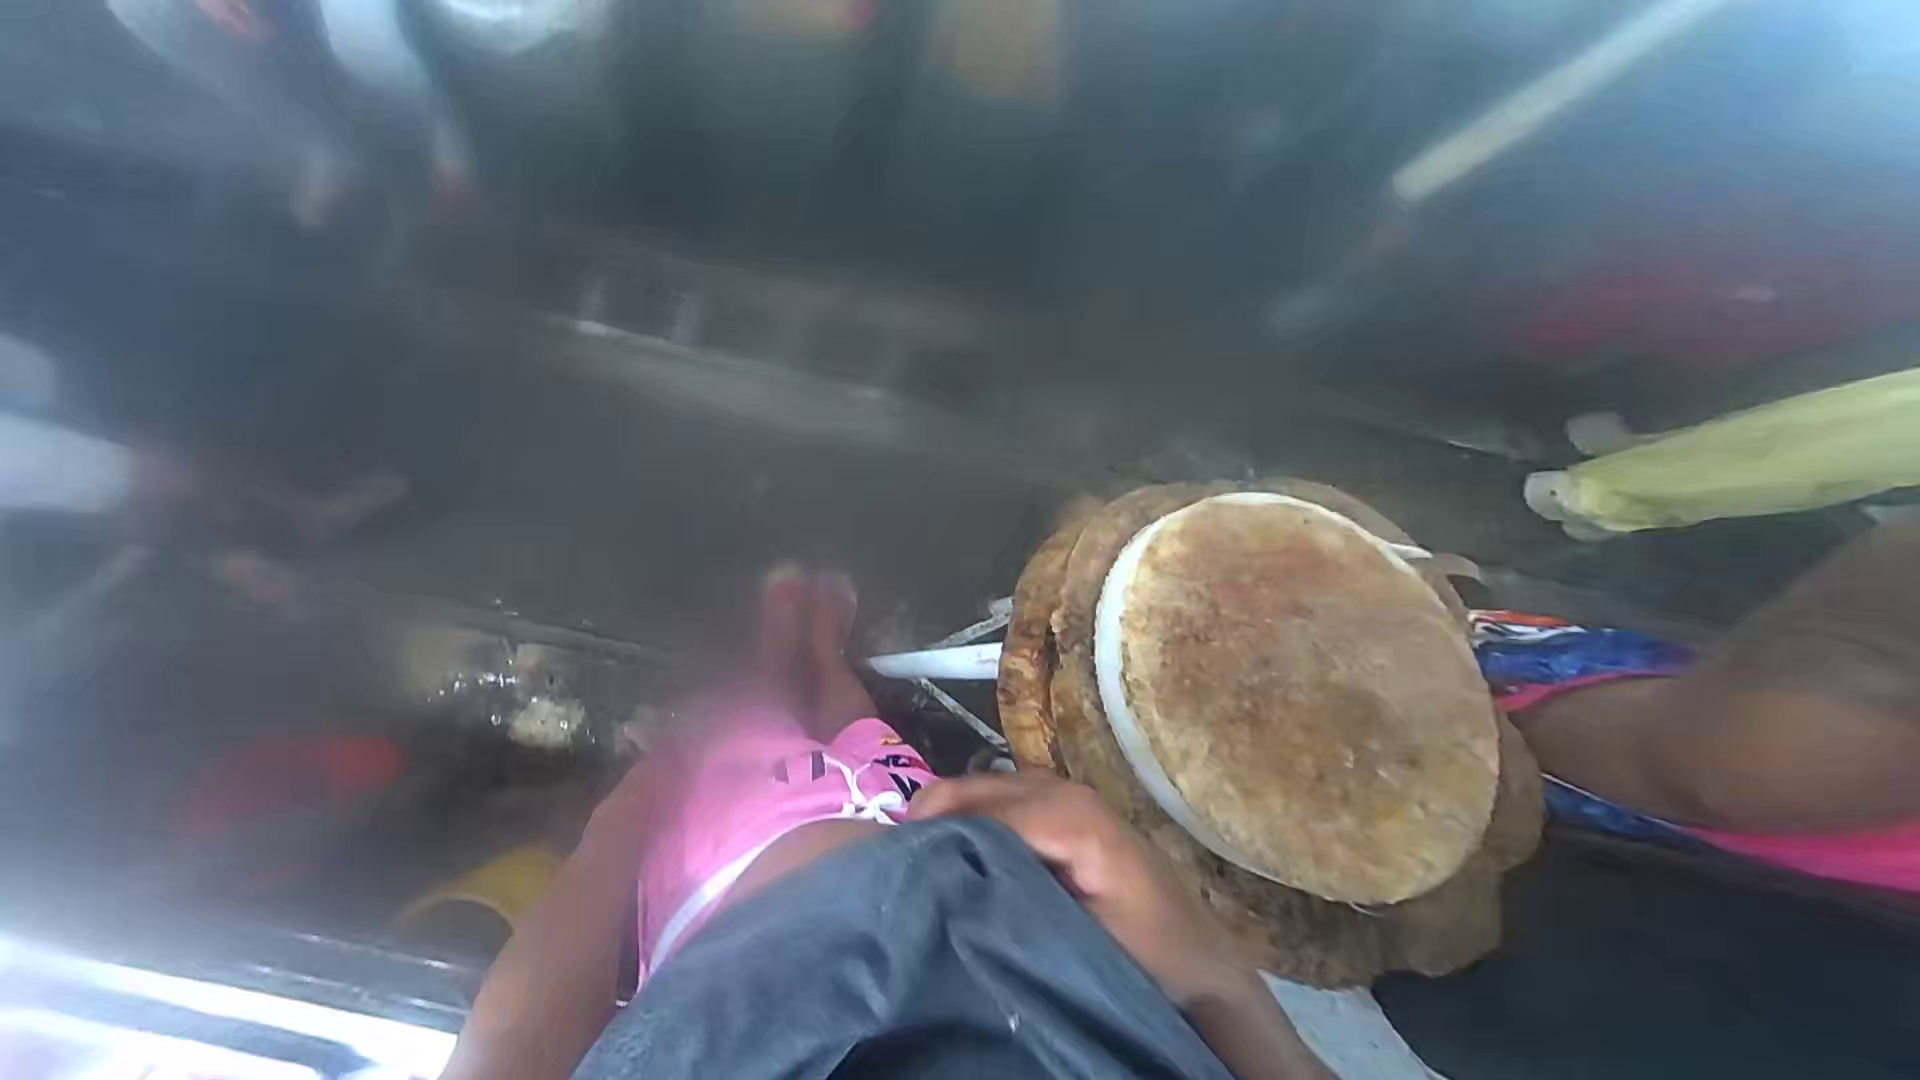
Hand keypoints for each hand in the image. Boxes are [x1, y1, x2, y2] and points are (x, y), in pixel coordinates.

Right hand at [910, 772, 1253, 1008]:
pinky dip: (972, 813)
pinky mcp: (1061, 807)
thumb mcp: (1082, 939)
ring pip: (988, 787)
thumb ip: (1018, 903)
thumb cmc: (1146, 955)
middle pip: (981, 787)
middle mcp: (1064, 790)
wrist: (1197, 958)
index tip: (897, 861)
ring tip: (917, 853)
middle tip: (896, 859)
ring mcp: (1063, 794)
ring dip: (950, 812)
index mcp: (1072, 817)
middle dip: (935, 814)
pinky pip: (1002, 797)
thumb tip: (953, 884)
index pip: (986, 812)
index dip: (940, 833)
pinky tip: (954, 844)